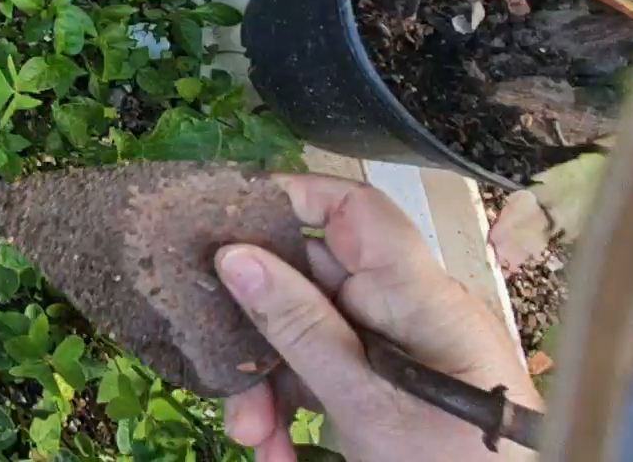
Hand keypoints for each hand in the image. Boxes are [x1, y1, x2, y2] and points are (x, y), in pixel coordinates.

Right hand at [217, 174, 540, 461]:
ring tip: (247, 429)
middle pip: (304, 277)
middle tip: (214, 352)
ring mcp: (390, 348)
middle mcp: (402, 310)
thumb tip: (229, 253)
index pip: (355, 208)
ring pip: (298, 329)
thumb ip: (297, 325)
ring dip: (263, 379)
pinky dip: (287, 404)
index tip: (223, 218)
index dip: (291, 195)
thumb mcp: (367, 404)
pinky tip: (272, 443)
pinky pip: (315, 369)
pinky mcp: (380, 384)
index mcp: (418, 298)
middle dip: (254, 320)